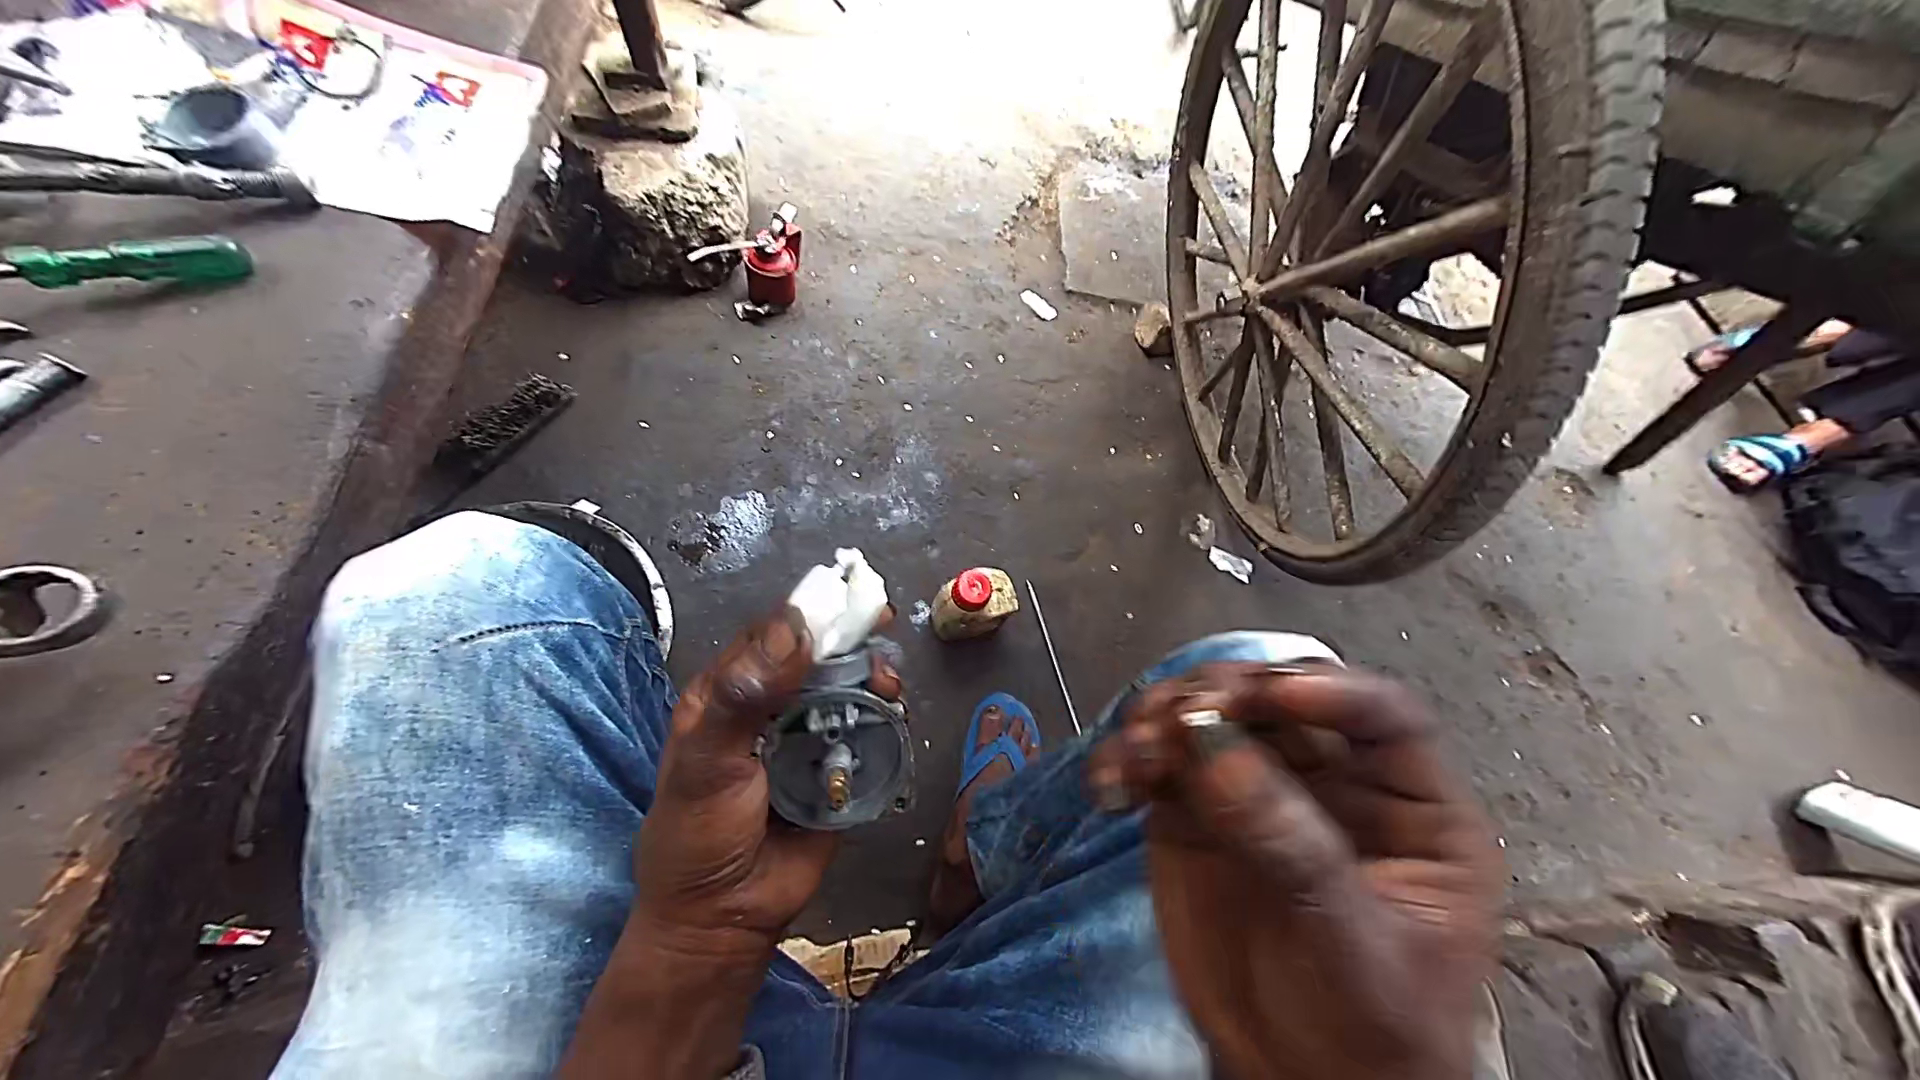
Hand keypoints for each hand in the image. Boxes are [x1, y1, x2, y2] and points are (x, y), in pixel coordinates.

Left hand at [563, 608, 899, 1079]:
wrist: (723, 919)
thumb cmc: (697, 836)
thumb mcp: (705, 763)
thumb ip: (742, 697)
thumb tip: (794, 630)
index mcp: (729, 692)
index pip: (770, 636)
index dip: (807, 616)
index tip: (843, 603)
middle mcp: (771, 705)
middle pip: (819, 655)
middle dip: (850, 642)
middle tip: (879, 631)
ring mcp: (809, 734)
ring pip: (849, 687)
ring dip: (873, 676)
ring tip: (886, 683)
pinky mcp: (841, 764)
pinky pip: (868, 729)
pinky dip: (885, 716)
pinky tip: (893, 713)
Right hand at [1087, 666, 1502, 1079]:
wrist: (1294, 1079)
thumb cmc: (1368, 1029)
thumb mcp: (1354, 945)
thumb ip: (1292, 846)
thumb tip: (1215, 750)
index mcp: (1403, 804)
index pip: (1382, 716)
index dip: (1334, 692)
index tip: (1272, 696)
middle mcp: (1326, 778)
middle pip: (1276, 700)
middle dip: (1226, 693)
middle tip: (1181, 714)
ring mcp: (1252, 787)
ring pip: (1209, 718)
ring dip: (1165, 716)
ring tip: (1137, 748)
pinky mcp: (1193, 810)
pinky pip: (1159, 764)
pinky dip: (1128, 760)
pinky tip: (1109, 782)